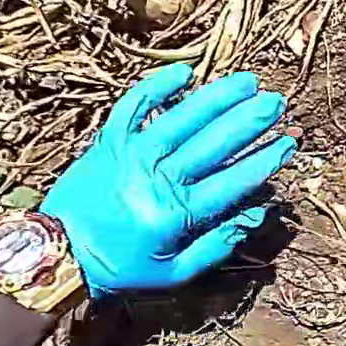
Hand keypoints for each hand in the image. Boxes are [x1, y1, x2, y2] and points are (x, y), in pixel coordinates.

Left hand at [44, 64, 295, 295]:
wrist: (57, 253)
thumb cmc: (122, 267)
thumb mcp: (175, 273)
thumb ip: (218, 244)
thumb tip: (257, 213)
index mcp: (178, 213)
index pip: (233, 181)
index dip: (264, 160)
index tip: (287, 143)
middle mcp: (159, 178)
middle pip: (214, 143)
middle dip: (249, 120)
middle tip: (275, 102)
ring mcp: (133, 154)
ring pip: (183, 118)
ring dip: (218, 97)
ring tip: (247, 81)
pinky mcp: (110, 141)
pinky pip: (134, 106)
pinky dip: (158, 86)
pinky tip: (185, 73)